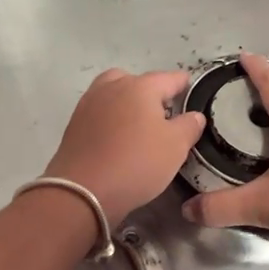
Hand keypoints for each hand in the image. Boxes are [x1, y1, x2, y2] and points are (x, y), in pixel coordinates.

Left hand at [44, 69, 206, 223]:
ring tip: (137, 125)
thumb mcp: (176, 147)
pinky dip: (110, 118)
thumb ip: (189, 126)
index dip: (184, 85)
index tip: (191, 92)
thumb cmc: (137, 163)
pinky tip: (117, 138)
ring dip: (126, 103)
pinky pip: (99, 112)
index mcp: (140, 87)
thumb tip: (194, 115)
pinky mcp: (74, 123)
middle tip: (162, 114)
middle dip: (151, 92)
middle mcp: (112, 87)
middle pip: (136, 81)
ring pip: (113, 93)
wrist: (84, 191)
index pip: (169, 78)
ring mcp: (89, 103)